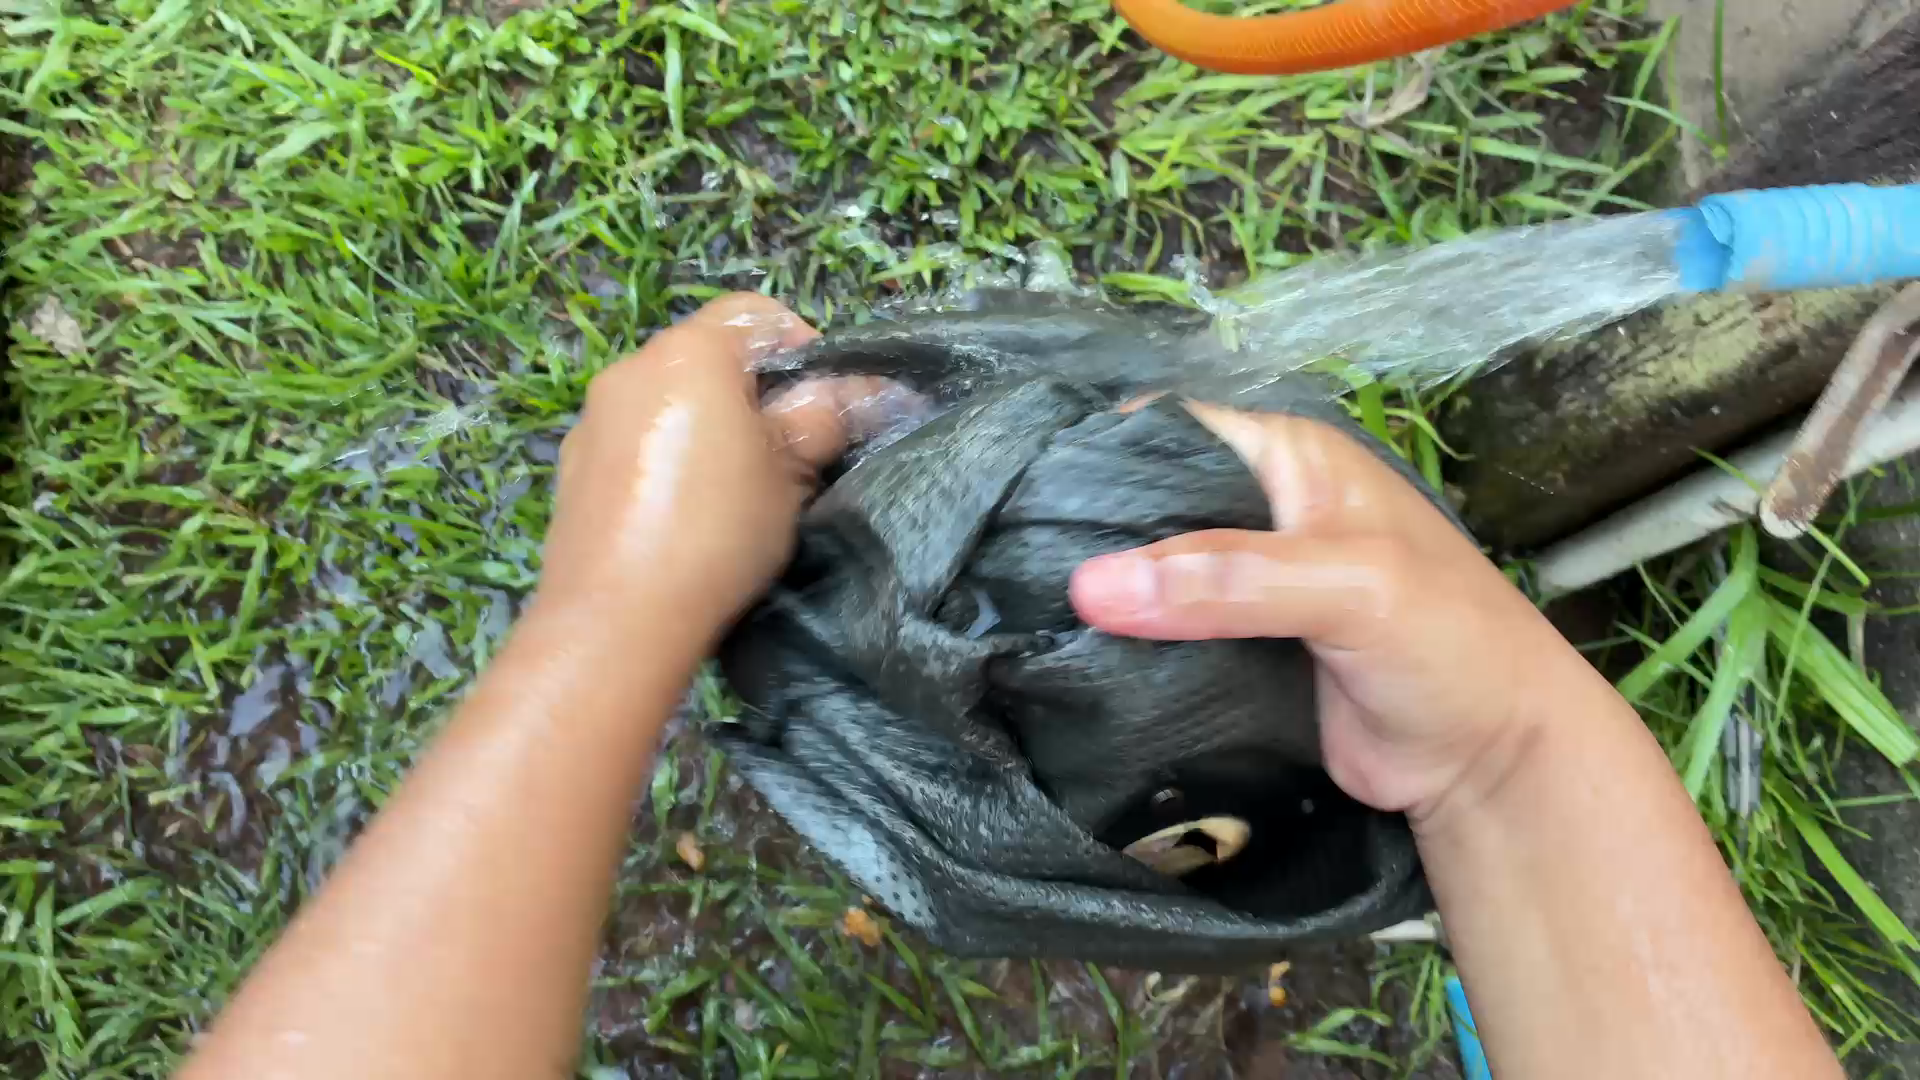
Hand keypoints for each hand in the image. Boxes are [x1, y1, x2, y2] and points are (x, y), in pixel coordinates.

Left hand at [537, 293, 901, 643]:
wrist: (618, 616)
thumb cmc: (719, 530)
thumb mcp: (791, 473)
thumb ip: (822, 418)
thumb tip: (850, 392)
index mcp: (688, 356)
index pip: (754, 312)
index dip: (801, 346)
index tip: (821, 404)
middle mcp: (632, 369)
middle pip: (711, 357)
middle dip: (757, 394)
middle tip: (787, 455)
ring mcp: (594, 418)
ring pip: (673, 400)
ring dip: (713, 425)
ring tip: (736, 489)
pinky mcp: (575, 464)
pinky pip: (639, 438)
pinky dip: (671, 454)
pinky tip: (685, 512)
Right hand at [1068, 404, 1623, 822]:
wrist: (1484, 764)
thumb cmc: (1446, 645)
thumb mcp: (1348, 587)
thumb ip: (1226, 579)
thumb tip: (1088, 587)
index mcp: (1283, 458)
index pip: (1171, 430)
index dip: (1102, 451)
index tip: (1029, 489)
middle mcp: (1252, 508)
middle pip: (1146, 500)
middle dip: (1088, 526)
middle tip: (1012, 554)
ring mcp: (1238, 580)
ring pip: (1146, 570)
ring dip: (1100, 587)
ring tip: (1021, 599)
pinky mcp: (1226, 642)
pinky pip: (1157, 629)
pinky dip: (1121, 636)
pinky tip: (1067, 645)